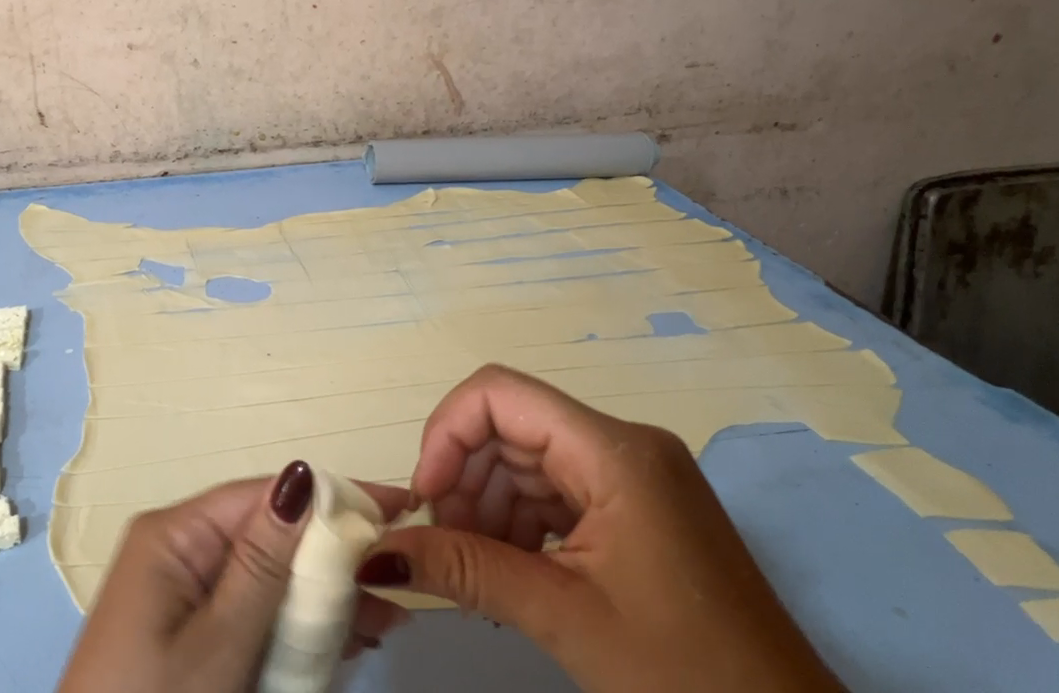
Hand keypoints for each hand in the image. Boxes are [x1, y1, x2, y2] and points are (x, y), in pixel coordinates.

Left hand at [58, 462, 411, 692]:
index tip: (397, 508)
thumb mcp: (219, 638)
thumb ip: (264, 563)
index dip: (330, 498)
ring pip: (268, 577)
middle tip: (397, 584)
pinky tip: (342, 639)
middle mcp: (179, 549)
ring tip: (384, 622)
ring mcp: (184, 590)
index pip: (264, 497)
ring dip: (323, 597)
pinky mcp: (191, 627)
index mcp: (175, 534)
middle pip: (269, 536)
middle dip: (334, 557)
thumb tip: (303, 477)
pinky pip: (252, 609)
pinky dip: (295, 624)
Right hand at [356, 365, 844, 692]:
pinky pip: (554, 494)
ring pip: (526, 462)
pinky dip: (517, 526)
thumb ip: (463, 570)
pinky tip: (507, 572)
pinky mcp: (636, 512)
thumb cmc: (685, 671)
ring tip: (472, 570)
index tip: (426, 500)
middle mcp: (623, 447)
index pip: (500, 393)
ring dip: (485, 508)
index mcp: (615, 451)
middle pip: (510, 428)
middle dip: (463, 479)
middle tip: (441, 546)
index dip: (447, 432)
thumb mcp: (562, 614)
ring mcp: (633, 479)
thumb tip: (373, 556)